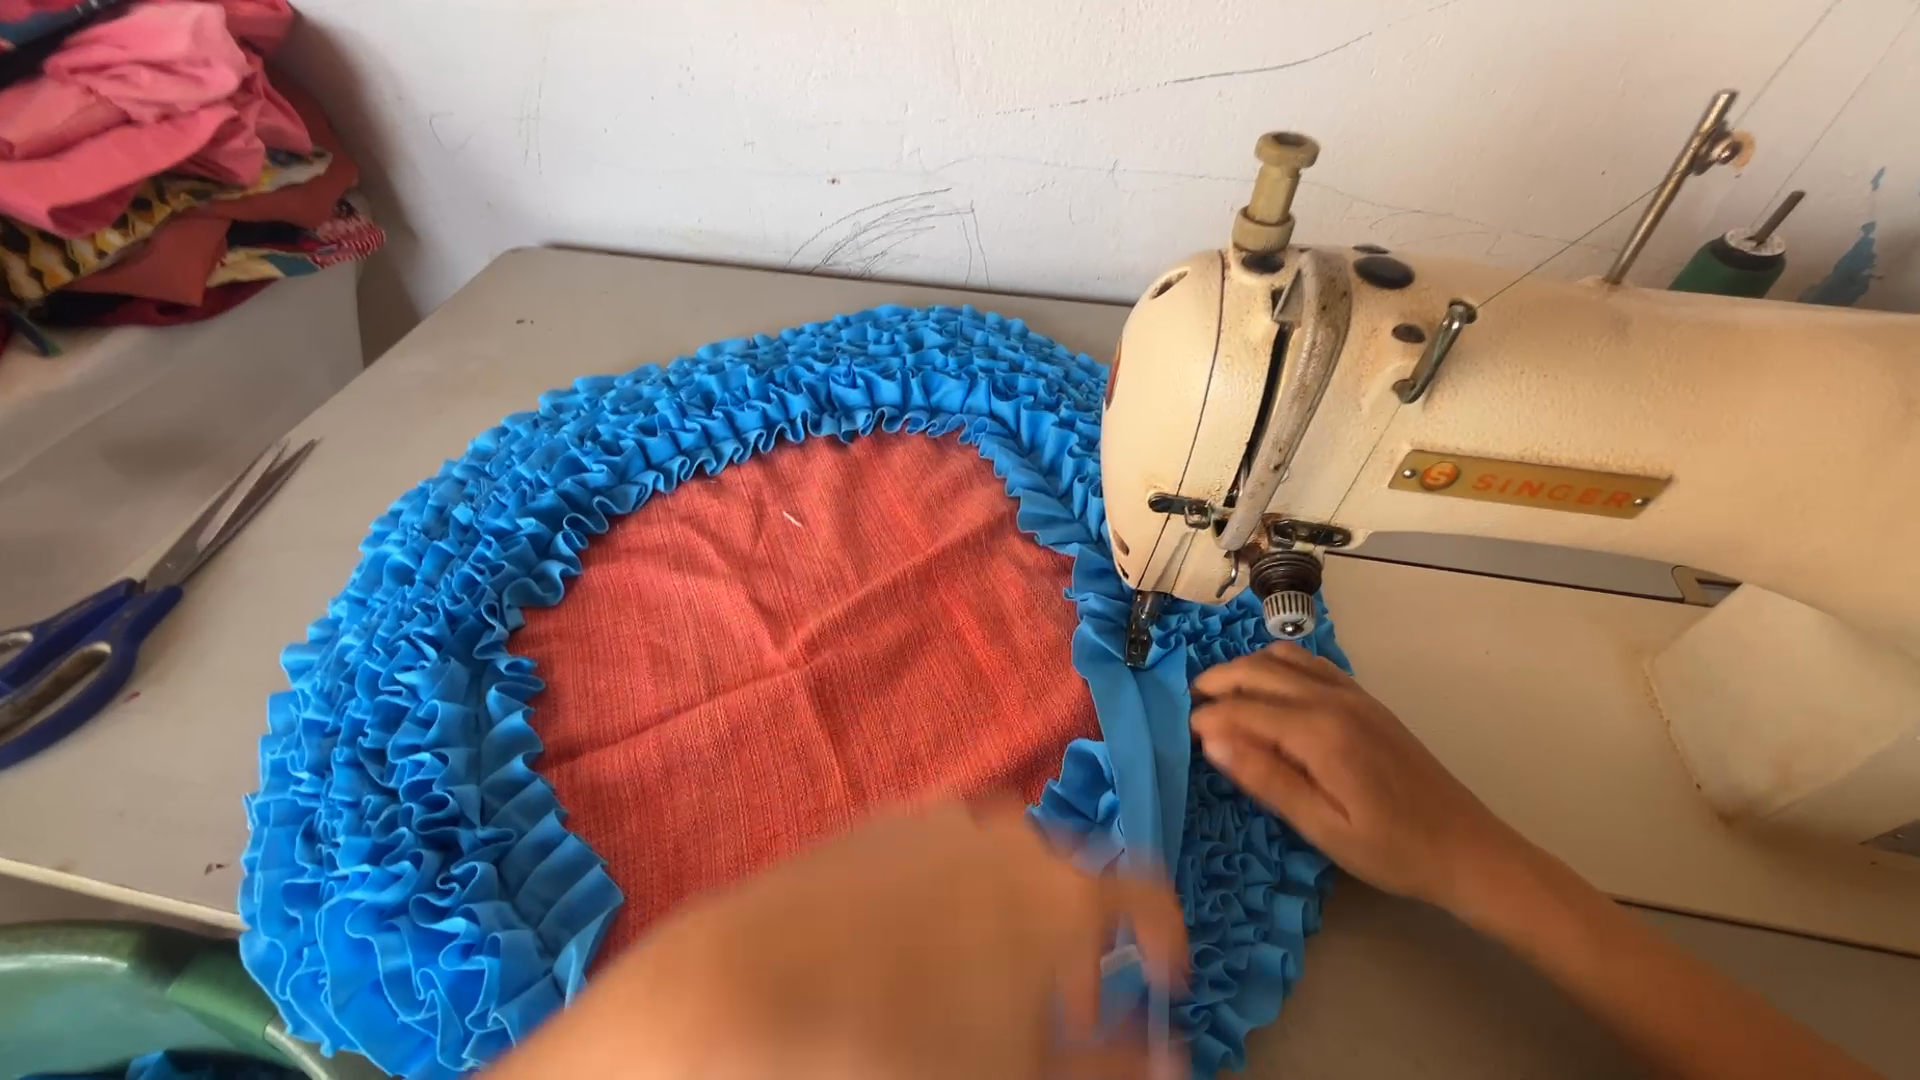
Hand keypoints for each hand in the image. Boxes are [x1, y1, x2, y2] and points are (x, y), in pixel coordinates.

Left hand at [491, 801, 1189, 1079]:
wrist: (748, 988)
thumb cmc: (899, 1046)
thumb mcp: (1019, 1073)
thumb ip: (1110, 1065)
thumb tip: (1172, 1051)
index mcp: (1058, 886)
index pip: (1146, 891)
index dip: (1165, 934)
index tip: (1165, 977)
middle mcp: (1008, 834)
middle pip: (1074, 874)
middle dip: (1084, 937)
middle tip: (1066, 1000)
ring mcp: (939, 819)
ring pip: (1008, 861)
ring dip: (1020, 911)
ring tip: (991, 974)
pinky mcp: (882, 822)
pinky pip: (948, 851)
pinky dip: (962, 891)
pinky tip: (921, 941)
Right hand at [1190, 643, 1526, 911]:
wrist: (1470, 849)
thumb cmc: (1393, 850)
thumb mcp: (1323, 828)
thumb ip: (1267, 779)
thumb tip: (1212, 742)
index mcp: (1320, 732)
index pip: (1244, 709)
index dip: (1209, 718)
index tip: (1184, 735)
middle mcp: (1333, 700)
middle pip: (1258, 671)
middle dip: (1218, 683)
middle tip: (1192, 706)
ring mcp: (1353, 694)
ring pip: (1283, 658)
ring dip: (1246, 669)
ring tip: (1223, 697)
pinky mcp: (1365, 699)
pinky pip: (1311, 664)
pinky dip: (1277, 666)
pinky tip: (1269, 691)